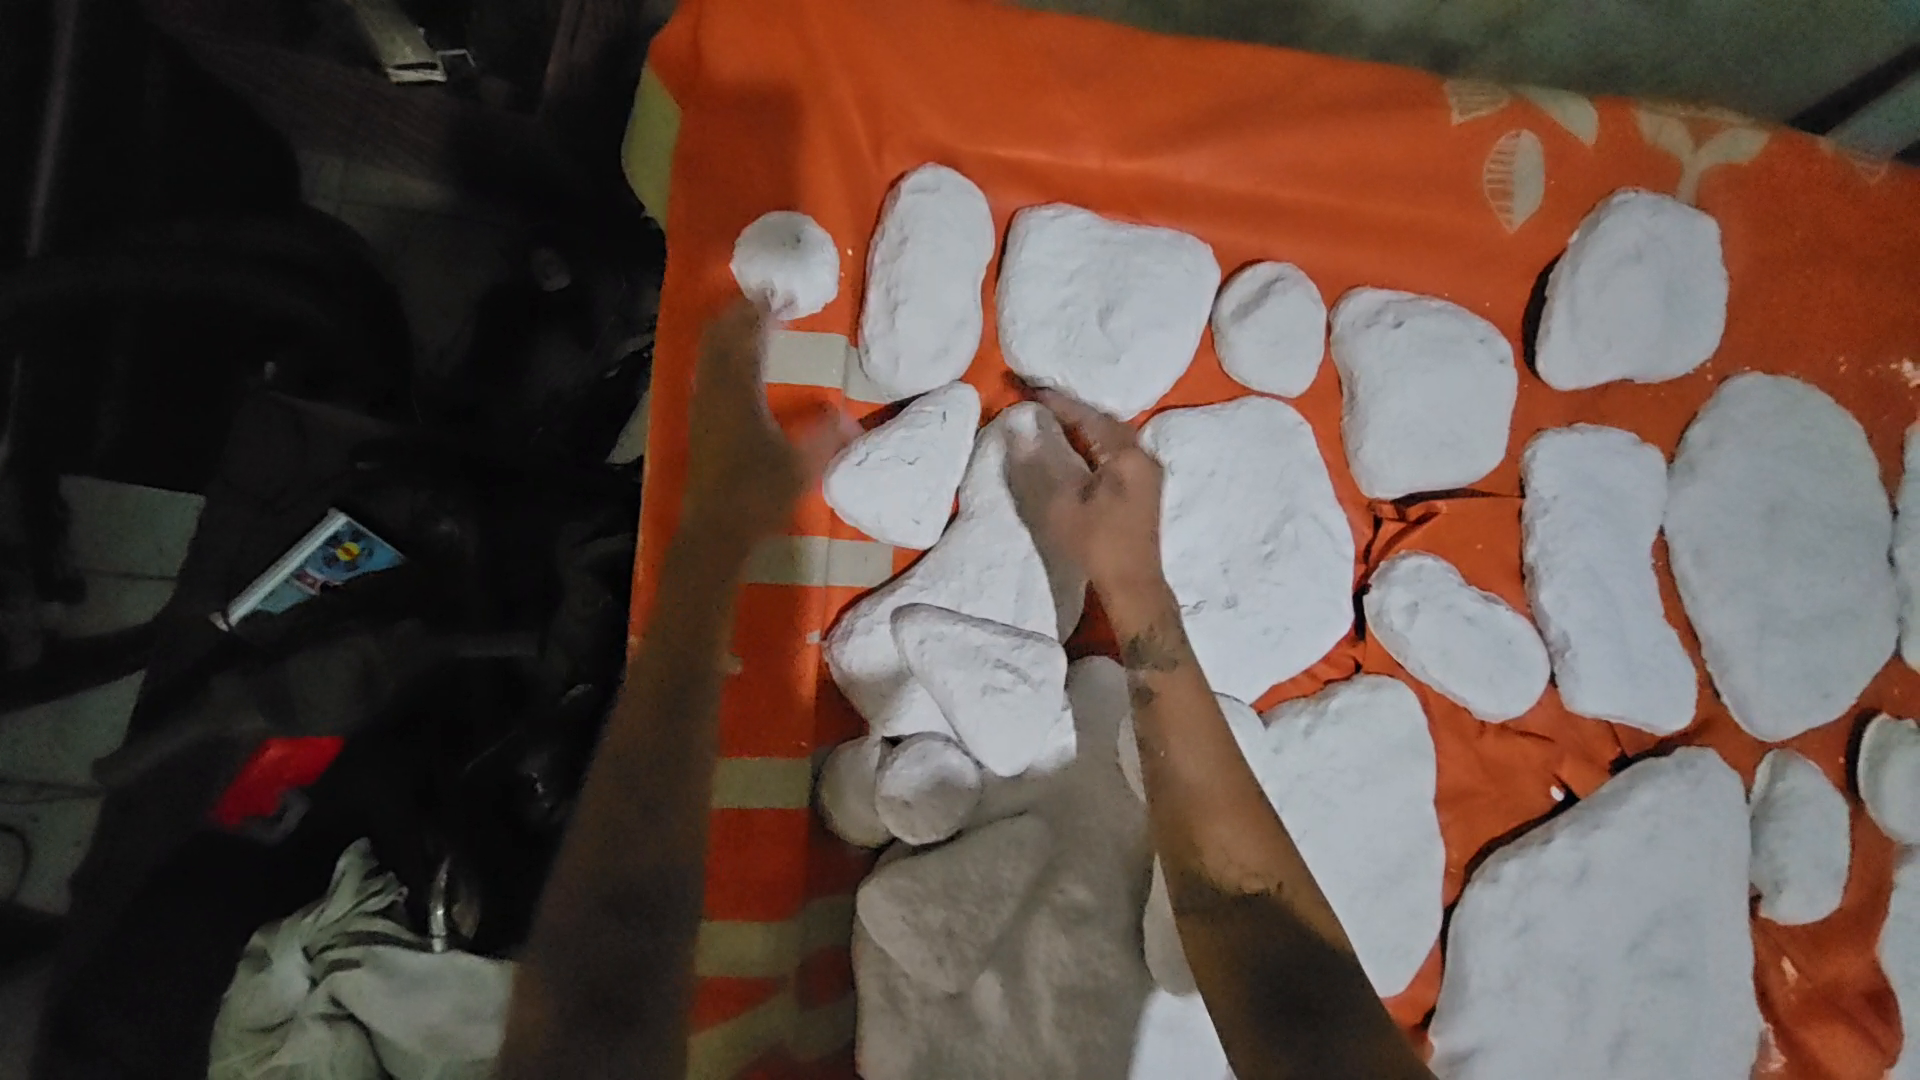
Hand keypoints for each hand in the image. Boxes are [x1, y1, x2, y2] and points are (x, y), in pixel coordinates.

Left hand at [682, 299, 855, 545]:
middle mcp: (716, 393)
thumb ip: (828, 437)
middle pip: (721, 339)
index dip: (763, 314)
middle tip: (762, 298)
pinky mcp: (700, 424)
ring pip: (708, 355)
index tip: (782, 296)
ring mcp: (703, 408)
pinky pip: (706, 373)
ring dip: (726, 332)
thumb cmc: (759, 496)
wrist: (716, 530)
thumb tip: (851, 419)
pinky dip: (719, 355)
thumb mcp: (803, 467)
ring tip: (745, 319)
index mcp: (741, 395)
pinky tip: (729, 363)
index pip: (749, 341)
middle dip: (740, 314)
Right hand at [1009, 389, 1169, 600]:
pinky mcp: (1145, 488)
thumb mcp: (1059, 504)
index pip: (1088, 417)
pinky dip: (1094, 446)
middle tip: (1041, 405)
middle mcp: (1144, 456)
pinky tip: (1076, 451)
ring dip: (1084, 429)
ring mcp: (1148, 473)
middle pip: (1104, 423)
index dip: (1058, 403)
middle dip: (1072, 412)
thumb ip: (1039, 463)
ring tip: (1054, 424)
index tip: (1031, 391)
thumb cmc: (1096, 544)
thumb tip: (1020, 429)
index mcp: (1127, 455)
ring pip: (1112, 438)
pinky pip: (1117, 453)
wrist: (1133, 584)